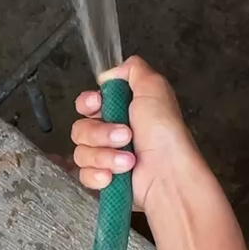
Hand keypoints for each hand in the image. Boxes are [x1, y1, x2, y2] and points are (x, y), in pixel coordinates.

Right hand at [72, 56, 215, 213]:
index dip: (87, 103)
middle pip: (80, 128)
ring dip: (104, 155)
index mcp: (122, 110)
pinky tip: (114, 177)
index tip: (97, 104)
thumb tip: (110, 73)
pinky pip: (84, 174)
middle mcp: (112, 132)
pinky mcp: (104, 179)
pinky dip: (98, 174)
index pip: (87, 103)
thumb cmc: (164, 134)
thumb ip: (132, 70)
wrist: (168, 174)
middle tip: (125, 135)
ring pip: (81, 152)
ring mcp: (107, 157)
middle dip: (100, 133)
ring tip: (128, 160)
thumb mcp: (154, 87)